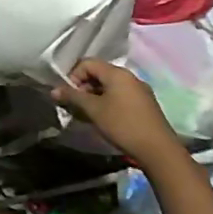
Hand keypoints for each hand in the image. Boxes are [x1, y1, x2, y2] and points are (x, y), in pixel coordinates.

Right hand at [52, 59, 184, 166]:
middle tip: (77, 106)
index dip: (73, 76)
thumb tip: (54, 90)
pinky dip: (108, 102)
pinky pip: (121, 95)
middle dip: (83, 87)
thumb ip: (72, 97)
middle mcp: (130, 77)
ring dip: (95, 96)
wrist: (158, 150)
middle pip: (99, 73)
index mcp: (117, 73)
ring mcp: (140, 90)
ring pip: (110, 86)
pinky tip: (105, 119)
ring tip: (89, 114)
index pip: (87, 63)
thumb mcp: (93, 110)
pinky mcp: (145, 104)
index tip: (69, 95)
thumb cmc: (122, 125)